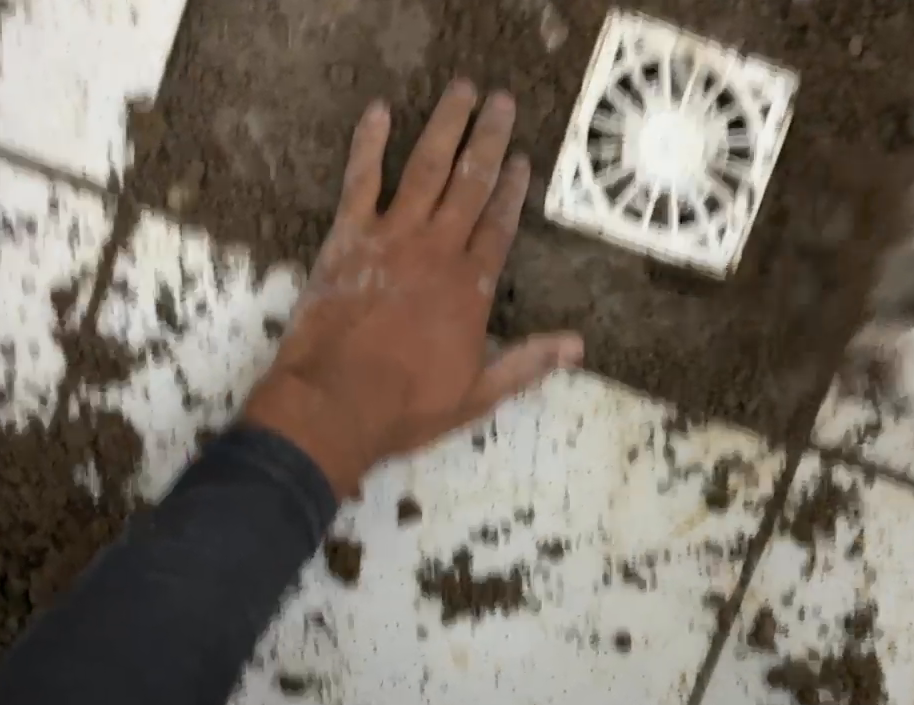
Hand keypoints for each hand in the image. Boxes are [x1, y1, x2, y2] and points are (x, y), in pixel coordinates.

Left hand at [242, 81, 583, 495]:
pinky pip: (361, 179)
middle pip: (470, 184)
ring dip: (446, 126)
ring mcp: (392, 237)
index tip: (521, 159)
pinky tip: (378, 113)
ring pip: (426, 168)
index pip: (499, 227)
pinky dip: (369, 144)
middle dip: (489, 140)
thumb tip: (577, 346)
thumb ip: (527, 364)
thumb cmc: (408, 406)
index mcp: (471, 288)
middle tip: (502, 102)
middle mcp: (438, 250)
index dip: (511, 191)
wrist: (335, 402)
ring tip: (462, 90)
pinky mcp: (347, 237)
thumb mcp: (478, 396)